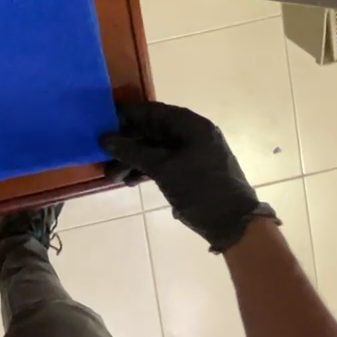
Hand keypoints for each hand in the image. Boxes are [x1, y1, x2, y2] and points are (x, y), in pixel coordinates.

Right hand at [100, 101, 274, 252]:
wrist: (234, 225)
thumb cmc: (201, 189)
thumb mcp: (163, 169)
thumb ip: (132, 152)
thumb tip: (104, 139)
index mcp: (191, 125)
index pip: (152, 111)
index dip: (126, 117)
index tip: (102, 125)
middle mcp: (192, 134)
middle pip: (151, 131)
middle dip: (126, 144)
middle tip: (104, 156)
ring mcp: (192, 153)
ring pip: (155, 149)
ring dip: (133, 160)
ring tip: (112, 176)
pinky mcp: (190, 171)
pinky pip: (162, 163)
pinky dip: (146, 169)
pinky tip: (129, 181)